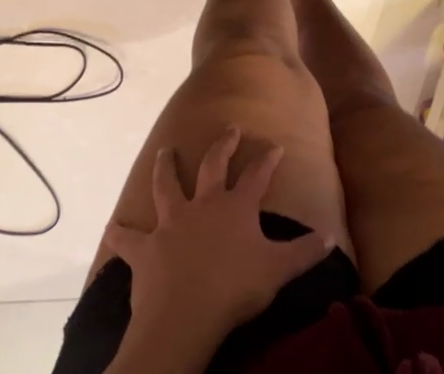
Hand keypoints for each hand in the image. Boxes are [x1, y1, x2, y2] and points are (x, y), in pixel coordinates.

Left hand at [105, 127, 335, 336]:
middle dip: (223, 145)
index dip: (268, 159)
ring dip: (165, 168)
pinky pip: (129, 238)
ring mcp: (171, 224)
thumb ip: (305, 252)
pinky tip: (111, 226)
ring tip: (163, 151)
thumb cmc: (235, 288)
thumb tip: (332, 238)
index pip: (257, 175)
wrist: (184, 315)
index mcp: (237, 207)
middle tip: (229, 129)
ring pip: (167, 187)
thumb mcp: (279, 270)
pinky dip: (120, 233)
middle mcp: (204, 205)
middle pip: (213, 166)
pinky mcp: (145, 249)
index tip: (275, 145)